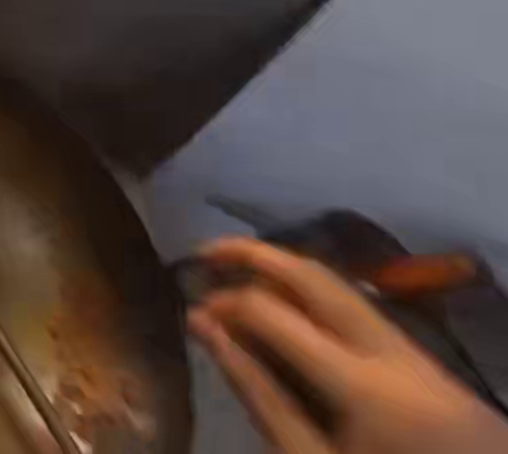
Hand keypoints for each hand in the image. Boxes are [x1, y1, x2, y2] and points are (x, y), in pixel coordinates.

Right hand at [188, 236, 507, 453]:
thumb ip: (254, 389)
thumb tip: (198, 321)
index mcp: (372, 390)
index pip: (269, 310)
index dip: (222, 303)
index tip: (198, 317)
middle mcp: (407, 365)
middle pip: (317, 280)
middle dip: (253, 255)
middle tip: (205, 252)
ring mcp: (434, 370)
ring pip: (346, 294)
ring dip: (286, 280)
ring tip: (242, 283)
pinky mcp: (444, 379)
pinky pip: (368, 322)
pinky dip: (318, 308)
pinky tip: (291, 319)